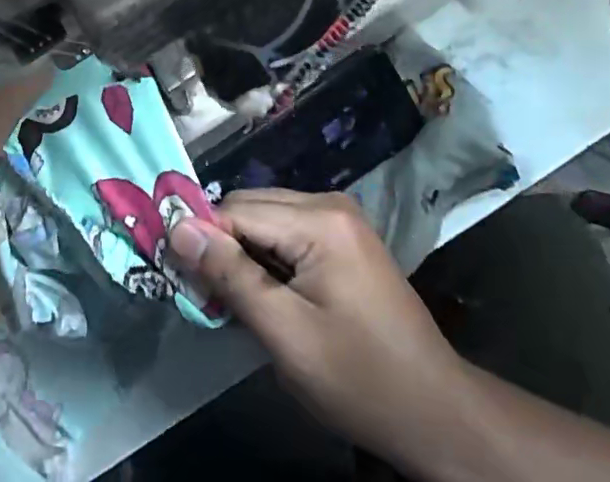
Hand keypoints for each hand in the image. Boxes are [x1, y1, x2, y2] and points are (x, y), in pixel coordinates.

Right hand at [168, 189, 469, 467]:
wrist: (432, 407)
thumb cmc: (358, 377)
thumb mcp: (285, 333)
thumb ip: (230, 275)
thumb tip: (178, 227)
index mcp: (320, 219)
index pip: (236, 210)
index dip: (200, 239)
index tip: (176, 278)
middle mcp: (330, 203)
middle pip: (250, 207)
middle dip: (221, 245)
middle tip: (207, 299)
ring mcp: (340, 218)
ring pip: (265, 219)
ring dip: (242, 254)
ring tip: (234, 304)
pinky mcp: (344, 238)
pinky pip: (287, 232)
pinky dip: (266, 259)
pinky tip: (265, 296)